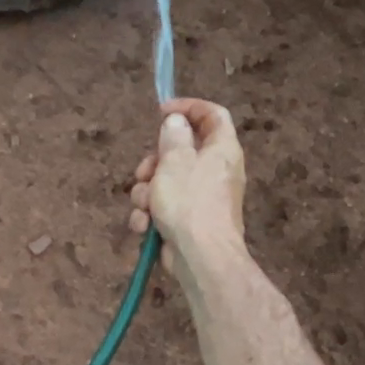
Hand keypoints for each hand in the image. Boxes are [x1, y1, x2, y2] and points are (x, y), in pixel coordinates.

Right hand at [128, 99, 246, 250]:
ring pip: (164, 183)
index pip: (211, 115)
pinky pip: (162, 209)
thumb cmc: (189, 203)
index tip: (161, 111)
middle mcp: (214, 171)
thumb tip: (176, 122)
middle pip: (179, 153)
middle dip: (153, 164)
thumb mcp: (174, 162)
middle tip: (144, 173)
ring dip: (145, 194)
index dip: (188, 108)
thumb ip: (172, 137)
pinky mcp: (186, 221)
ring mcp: (200, 198)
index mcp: (221, 149)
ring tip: (144, 207)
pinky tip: (144, 226)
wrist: (199, 256)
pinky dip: (149, 216)